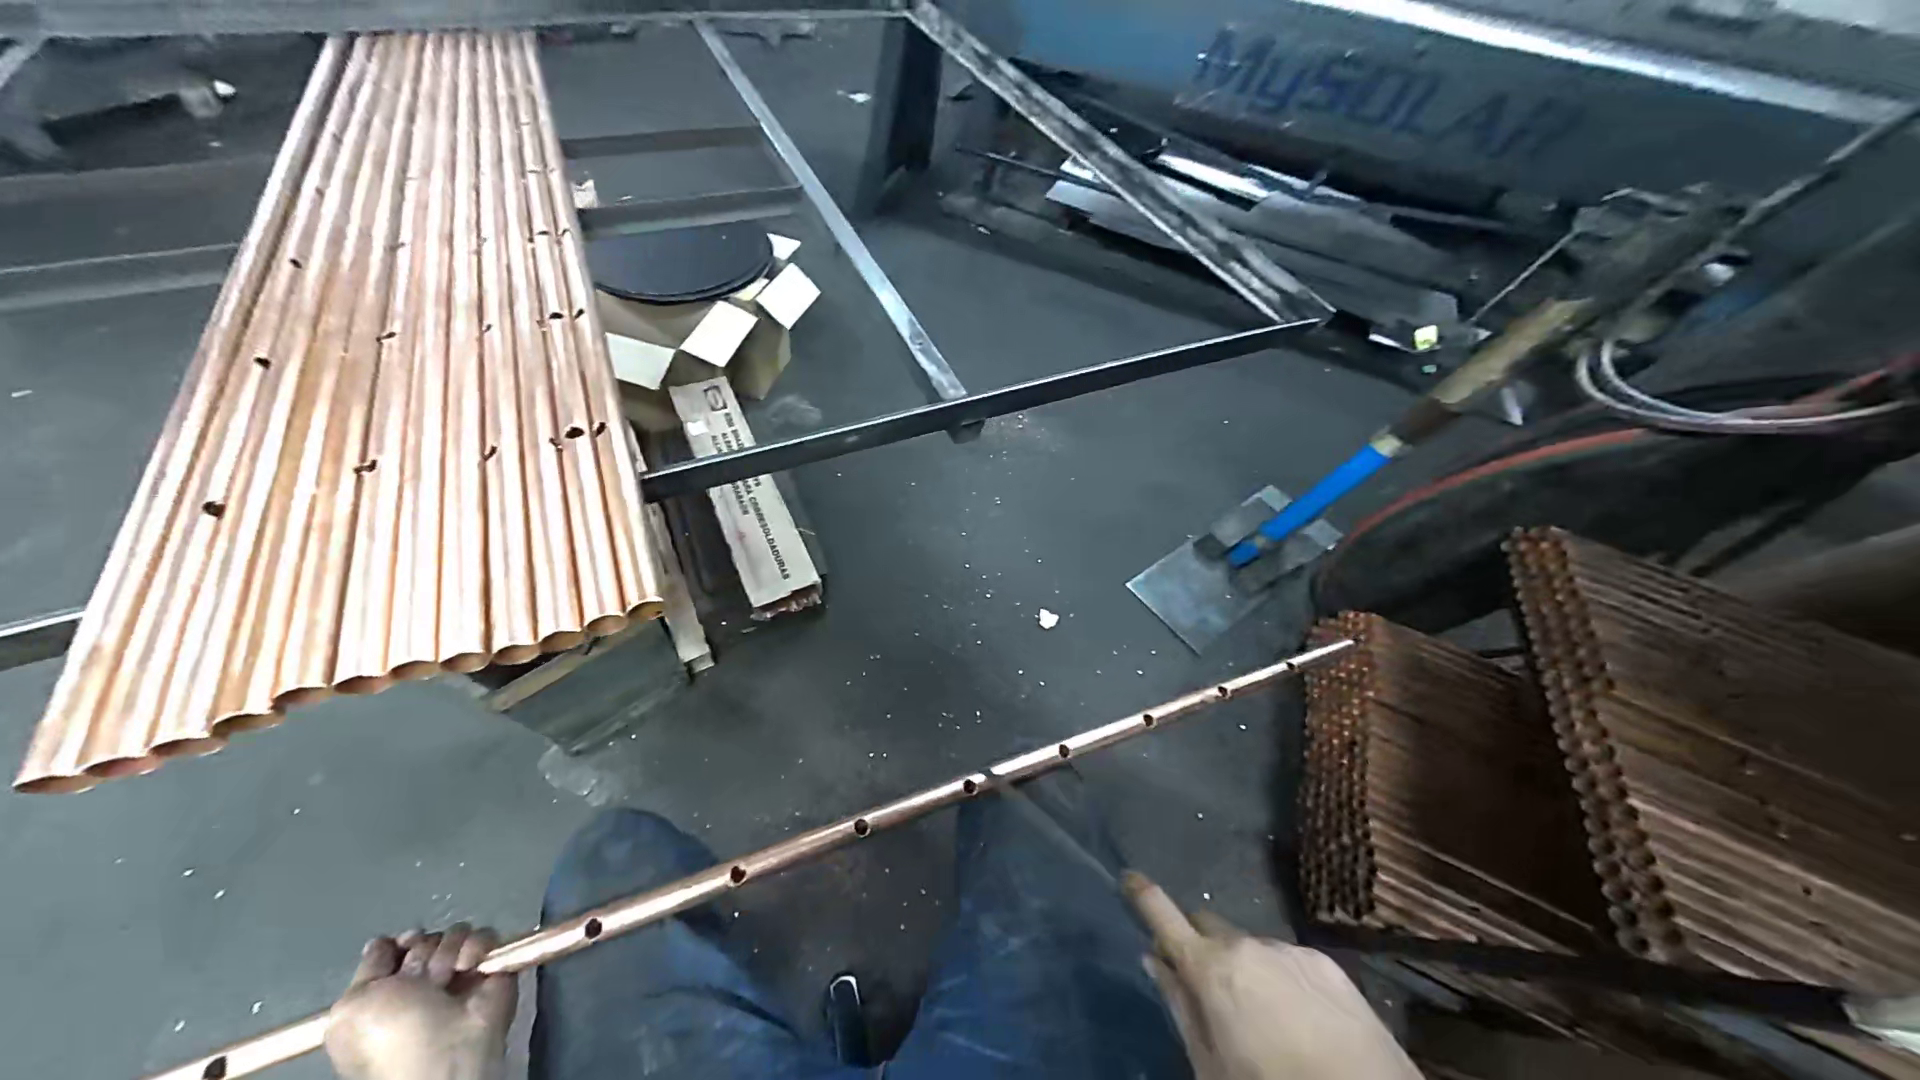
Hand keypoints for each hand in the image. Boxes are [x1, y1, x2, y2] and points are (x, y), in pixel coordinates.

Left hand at [325, 923, 515, 1079]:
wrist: (444, 1049)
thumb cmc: (389, 1034)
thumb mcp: (352, 1008)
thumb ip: (366, 969)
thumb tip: (381, 942)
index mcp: (387, 993)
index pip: (395, 948)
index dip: (398, 944)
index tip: (402, 947)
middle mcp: (423, 980)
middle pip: (426, 938)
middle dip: (424, 952)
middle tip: (422, 980)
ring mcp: (460, 972)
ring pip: (456, 933)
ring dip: (449, 952)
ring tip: (447, 979)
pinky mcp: (492, 964)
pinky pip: (486, 936)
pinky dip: (477, 946)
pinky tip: (470, 966)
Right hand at [1122, 872, 1419, 1079]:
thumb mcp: (1210, 1065)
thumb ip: (1180, 1007)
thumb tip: (1154, 961)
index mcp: (1210, 969)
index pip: (1163, 916)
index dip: (1142, 894)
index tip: (1128, 876)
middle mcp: (1246, 945)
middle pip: (1207, 927)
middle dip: (1199, 945)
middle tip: (1207, 987)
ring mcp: (1289, 950)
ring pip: (1250, 947)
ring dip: (1244, 967)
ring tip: (1266, 1018)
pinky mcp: (1327, 963)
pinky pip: (1288, 961)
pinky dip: (1281, 979)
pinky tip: (1302, 1020)